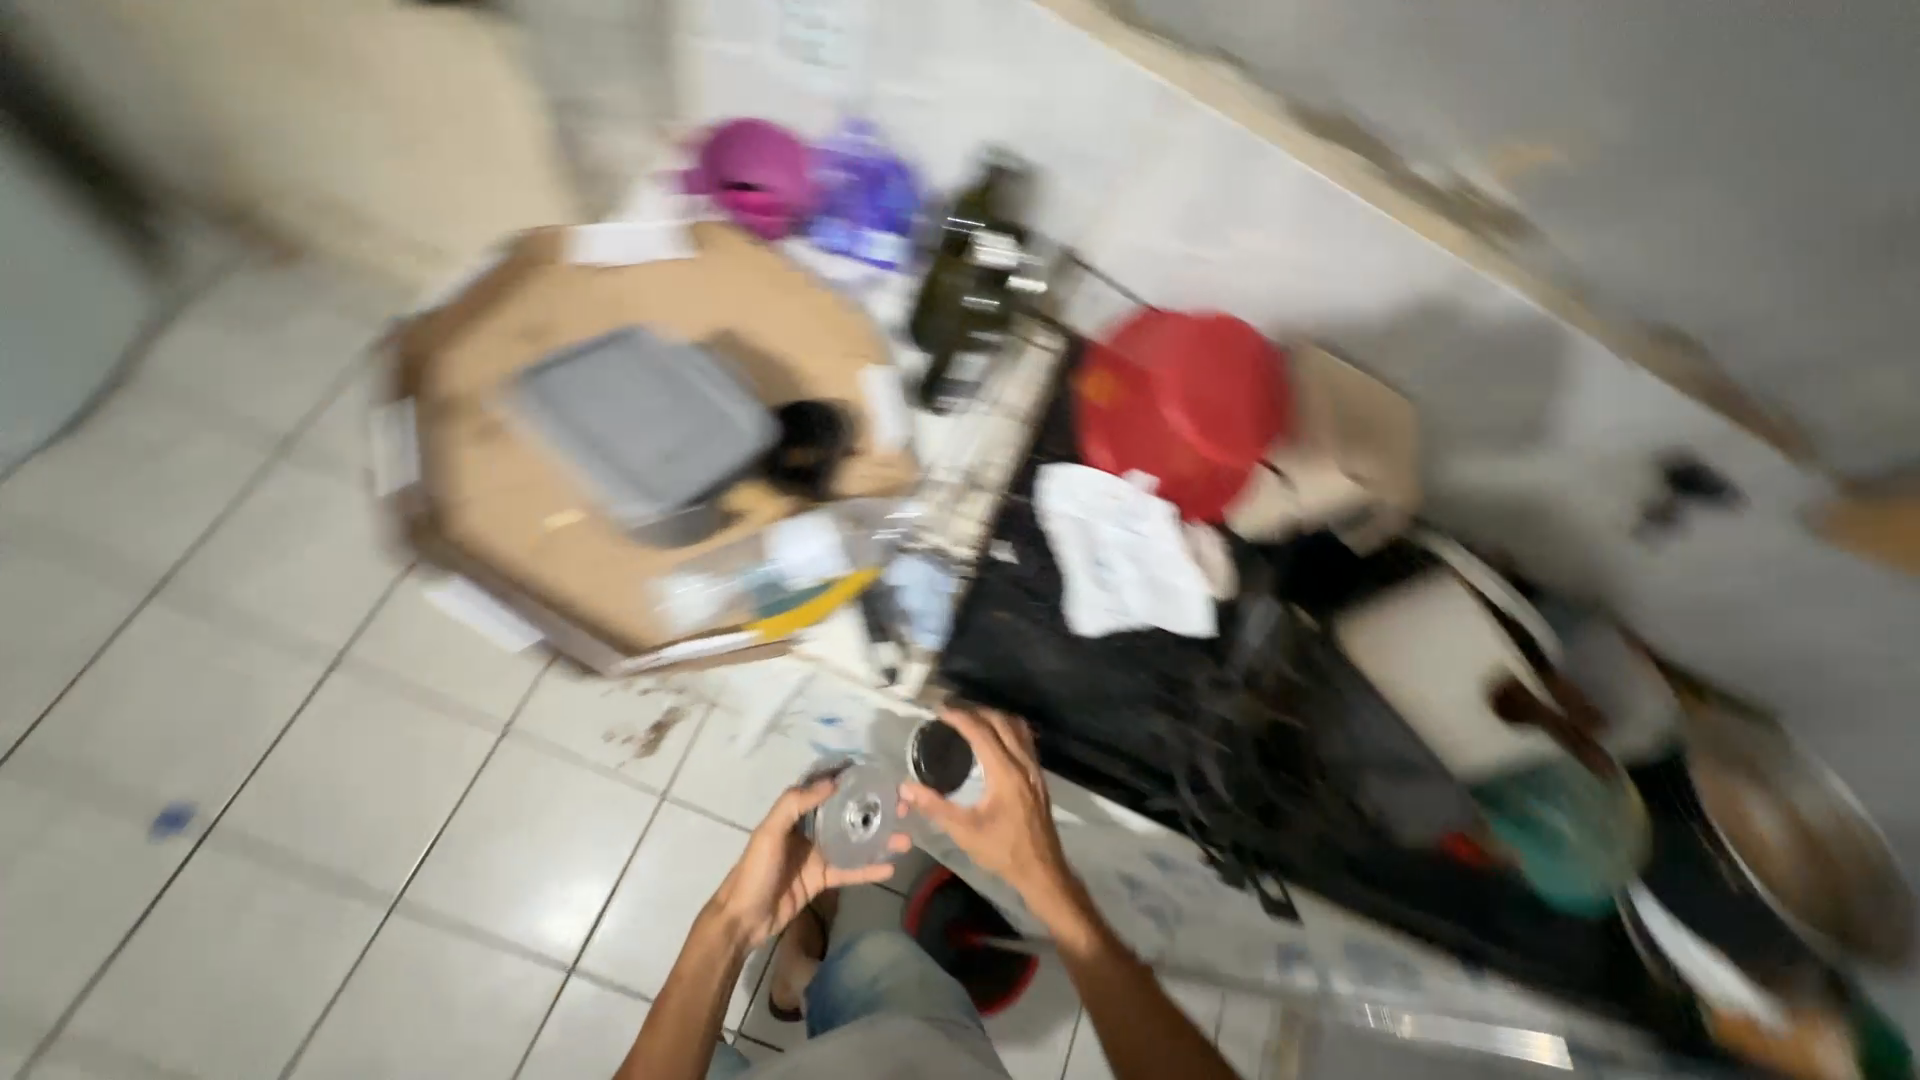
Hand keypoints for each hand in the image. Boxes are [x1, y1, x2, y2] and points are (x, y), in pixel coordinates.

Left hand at [708, 777, 908, 947]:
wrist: (743, 920)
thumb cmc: (754, 871)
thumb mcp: (769, 832)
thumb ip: (795, 804)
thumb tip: (831, 782)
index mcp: (794, 815)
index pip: (824, 790)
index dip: (847, 781)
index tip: (875, 774)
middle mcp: (808, 830)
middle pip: (845, 815)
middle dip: (871, 810)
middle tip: (900, 806)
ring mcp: (817, 856)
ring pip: (853, 843)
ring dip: (877, 840)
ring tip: (905, 836)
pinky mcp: (822, 880)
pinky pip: (849, 870)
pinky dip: (868, 869)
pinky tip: (890, 867)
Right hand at [900, 707, 1083, 928]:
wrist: (1042, 870)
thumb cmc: (1002, 851)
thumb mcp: (964, 832)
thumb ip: (934, 807)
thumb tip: (906, 788)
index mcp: (1005, 773)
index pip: (981, 732)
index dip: (959, 717)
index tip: (939, 711)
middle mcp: (1023, 764)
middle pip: (1001, 721)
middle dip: (976, 711)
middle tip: (951, 712)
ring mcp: (1034, 769)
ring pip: (1017, 727)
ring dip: (994, 717)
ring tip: (971, 719)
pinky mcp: (1038, 776)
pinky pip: (1025, 739)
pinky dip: (1007, 729)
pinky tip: (993, 738)